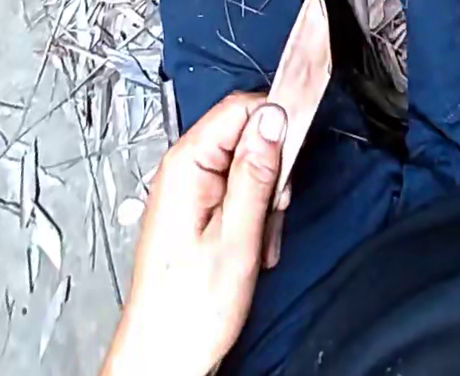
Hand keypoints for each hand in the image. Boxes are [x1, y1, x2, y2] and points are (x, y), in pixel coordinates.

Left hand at [101, 93, 289, 375]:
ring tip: (262, 233)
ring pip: (246, 161)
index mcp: (186, 164)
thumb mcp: (236, 237)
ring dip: (265, 193)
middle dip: (271, 165)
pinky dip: (255, 209)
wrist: (162, 360)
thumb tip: (273, 119)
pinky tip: (254, 240)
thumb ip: (255, 172)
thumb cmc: (188, 311)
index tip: (297, 144)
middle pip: (244, 132)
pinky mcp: (198, 204)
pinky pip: (238, 185)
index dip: (274, 121)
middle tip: (276, 204)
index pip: (239, 108)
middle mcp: (184, 168)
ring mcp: (190, 186)